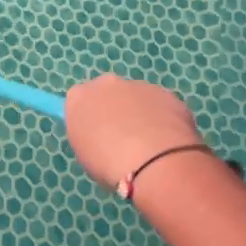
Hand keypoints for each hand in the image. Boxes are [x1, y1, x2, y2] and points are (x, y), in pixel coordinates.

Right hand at [64, 74, 205, 189]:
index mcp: (78, 97)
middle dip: (115, 110)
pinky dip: (163, 118)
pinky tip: (167, 141)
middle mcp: (104, 84)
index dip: (89, 118)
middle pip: (107, 93)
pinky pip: (160, 105)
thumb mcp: (84, 153)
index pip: (79, 102)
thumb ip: (88, 134)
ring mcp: (136, 85)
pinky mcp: (164, 93)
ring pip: (136, 98)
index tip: (97, 135)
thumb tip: (99, 134)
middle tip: (123, 138)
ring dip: (140, 113)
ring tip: (150, 144)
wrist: (153, 161)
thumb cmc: (108, 162)